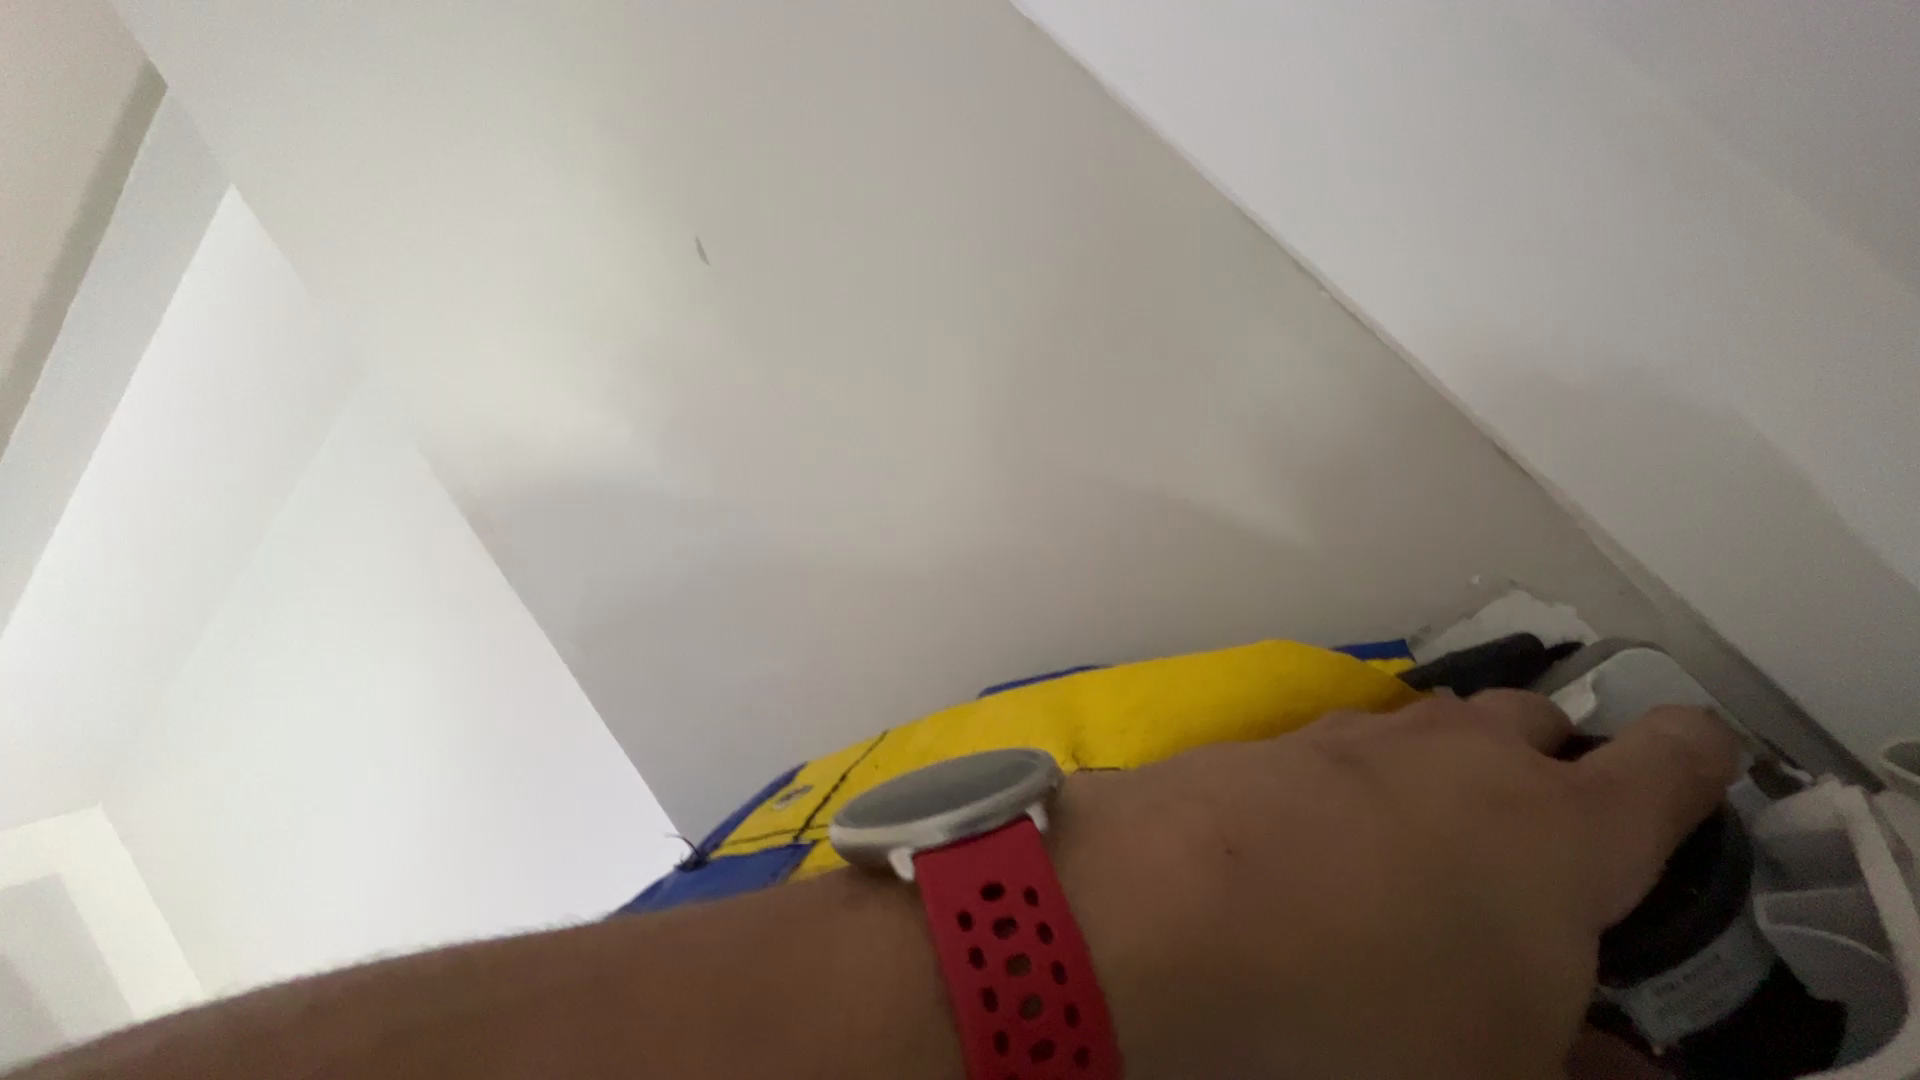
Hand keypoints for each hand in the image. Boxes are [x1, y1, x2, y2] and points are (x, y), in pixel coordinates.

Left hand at [1051, 691, 1740, 1079]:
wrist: (1173, 909)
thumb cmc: (1365, 1004)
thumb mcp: (1498, 1070)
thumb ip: (1577, 1066)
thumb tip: (1622, 1069)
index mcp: (1562, 829)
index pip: (1672, 760)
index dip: (1695, 762)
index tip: (1695, 772)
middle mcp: (1460, 756)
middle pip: (1533, 721)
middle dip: (1551, 760)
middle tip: (1537, 833)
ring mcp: (1355, 737)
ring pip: (1430, 725)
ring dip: (1444, 765)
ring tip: (1424, 840)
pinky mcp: (1272, 742)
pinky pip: (1339, 747)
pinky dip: (1352, 779)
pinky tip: (1321, 839)